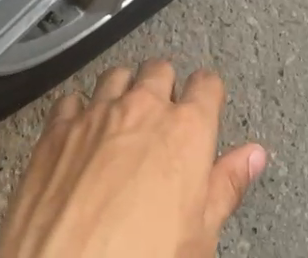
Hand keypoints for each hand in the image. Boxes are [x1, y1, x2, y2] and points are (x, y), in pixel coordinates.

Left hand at [0, 61, 266, 257]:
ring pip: (116, 76)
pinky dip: (80, 110)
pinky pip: (71, 100)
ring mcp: (95, 116)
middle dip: (164, 86)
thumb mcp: (198, 237)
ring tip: (125, 118)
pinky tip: (82, 132)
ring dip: (124, 90)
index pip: (207, 85)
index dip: (207, 94)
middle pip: (160, 70)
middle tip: (165, 116)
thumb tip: (252, 157)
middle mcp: (141, 110)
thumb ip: (227, 186)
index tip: (205, 105)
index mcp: (186, 131)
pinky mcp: (55, 131)